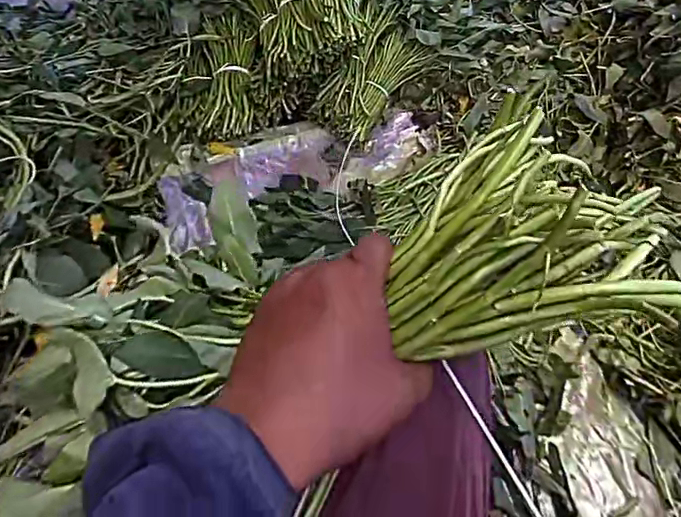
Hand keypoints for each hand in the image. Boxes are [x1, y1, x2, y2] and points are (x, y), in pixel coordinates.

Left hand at [215, 235, 431, 489]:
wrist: (264, 436)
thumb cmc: (340, 405)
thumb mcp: (402, 394)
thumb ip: (421, 363)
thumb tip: (420, 354)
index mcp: (356, 280)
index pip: (379, 244)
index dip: (389, 266)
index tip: (390, 300)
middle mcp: (319, 272)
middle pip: (347, 268)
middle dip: (357, 292)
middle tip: (361, 335)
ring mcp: (285, 289)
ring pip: (317, 284)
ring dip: (326, 303)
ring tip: (324, 348)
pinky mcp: (259, 310)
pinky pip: (291, 301)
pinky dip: (299, 317)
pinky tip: (297, 355)